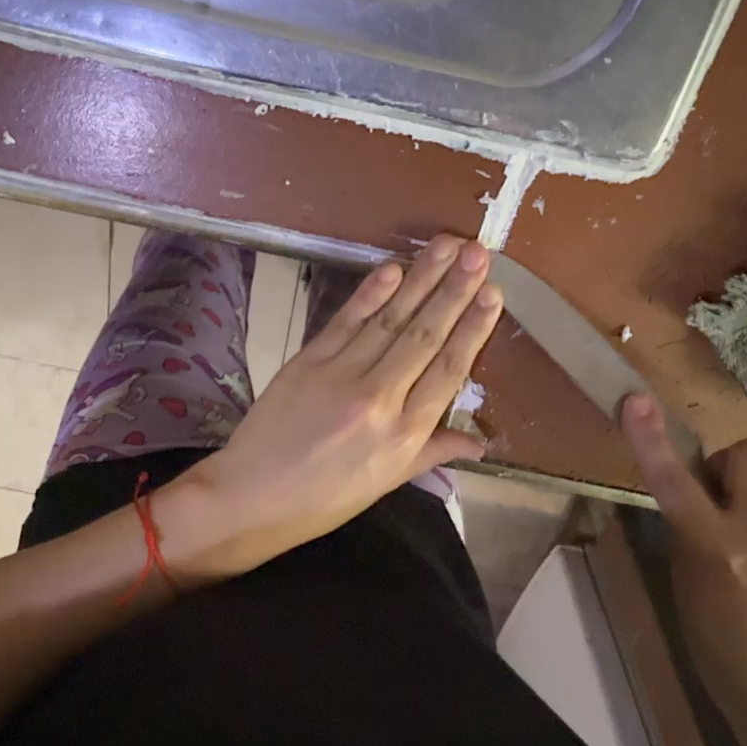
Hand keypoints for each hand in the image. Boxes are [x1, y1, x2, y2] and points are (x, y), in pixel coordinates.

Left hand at [164, 235, 502, 578]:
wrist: (253, 498)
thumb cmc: (324, 500)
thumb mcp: (386, 483)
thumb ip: (432, 452)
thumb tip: (479, 444)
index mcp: (404, 436)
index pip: (448, 371)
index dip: (473, 329)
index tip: (493, 294)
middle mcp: (379, 400)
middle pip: (424, 336)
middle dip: (455, 290)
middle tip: (481, 252)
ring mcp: (341, 376)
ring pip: (391, 320)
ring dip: (421, 279)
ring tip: (448, 245)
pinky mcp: (308, 362)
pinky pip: (347, 321)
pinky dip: (370, 293)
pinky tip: (394, 268)